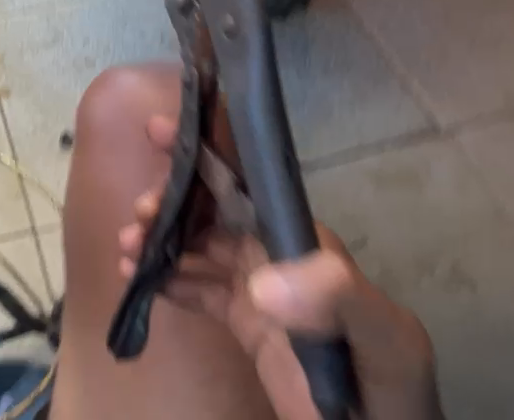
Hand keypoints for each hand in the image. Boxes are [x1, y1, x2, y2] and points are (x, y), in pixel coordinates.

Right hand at [118, 115, 440, 419]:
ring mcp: (260, 289)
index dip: (204, 153)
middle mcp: (278, 254)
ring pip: (198, 247)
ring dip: (161, 241)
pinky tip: (139, 281)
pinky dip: (166, 281)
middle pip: (214, 211)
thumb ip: (337, 297)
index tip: (159, 131)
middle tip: (138, 214)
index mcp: (304, 241)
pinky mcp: (245, 324)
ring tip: (127, 249)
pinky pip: (198, 290)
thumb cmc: (385, 383)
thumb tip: (261, 282)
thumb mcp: (381, 337)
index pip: (249, 182)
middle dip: (172, 203)